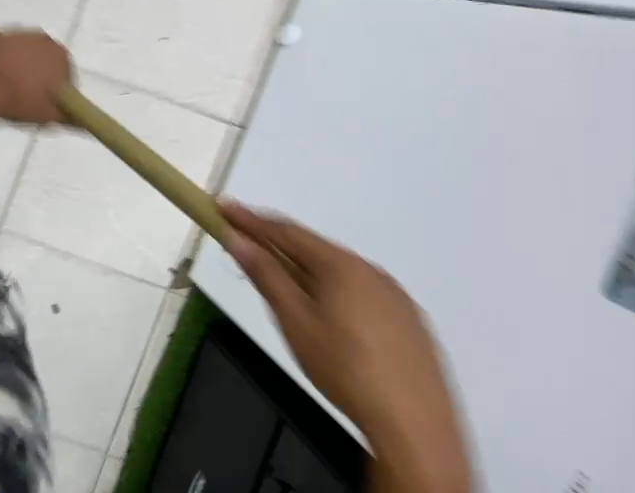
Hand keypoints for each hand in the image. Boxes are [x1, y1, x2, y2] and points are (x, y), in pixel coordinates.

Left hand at [0, 31, 71, 124]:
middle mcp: (42, 39)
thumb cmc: (20, 101)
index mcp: (61, 55)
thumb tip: (82, 121)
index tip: (47, 102)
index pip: (66, 73)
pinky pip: (4, 47)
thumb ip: (69, 117)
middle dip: (41, 73)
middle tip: (29, 94)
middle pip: (46, 59)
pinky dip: (3, 57)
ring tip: (10, 85)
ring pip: (26, 52)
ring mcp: (17, 34)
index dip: (58, 89)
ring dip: (22, 64)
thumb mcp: (49, 116)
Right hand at [223, 203, 471, 492]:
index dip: (249, 219)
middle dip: (275, 244)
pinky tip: (325, 311)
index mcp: (341, 265)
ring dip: (304, 268)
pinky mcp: (410, 323)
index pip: (285, 231)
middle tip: (242, 243)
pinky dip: (332, 288)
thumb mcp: (293, 320)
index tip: (220, 206)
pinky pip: (360, 291)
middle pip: (313, 249)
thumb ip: (265, 275)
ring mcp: (396, 297)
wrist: (415, 427)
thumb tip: (237, 239)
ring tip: (279, 279)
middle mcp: (372, 271)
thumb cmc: (344, 368)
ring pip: (338, 271)